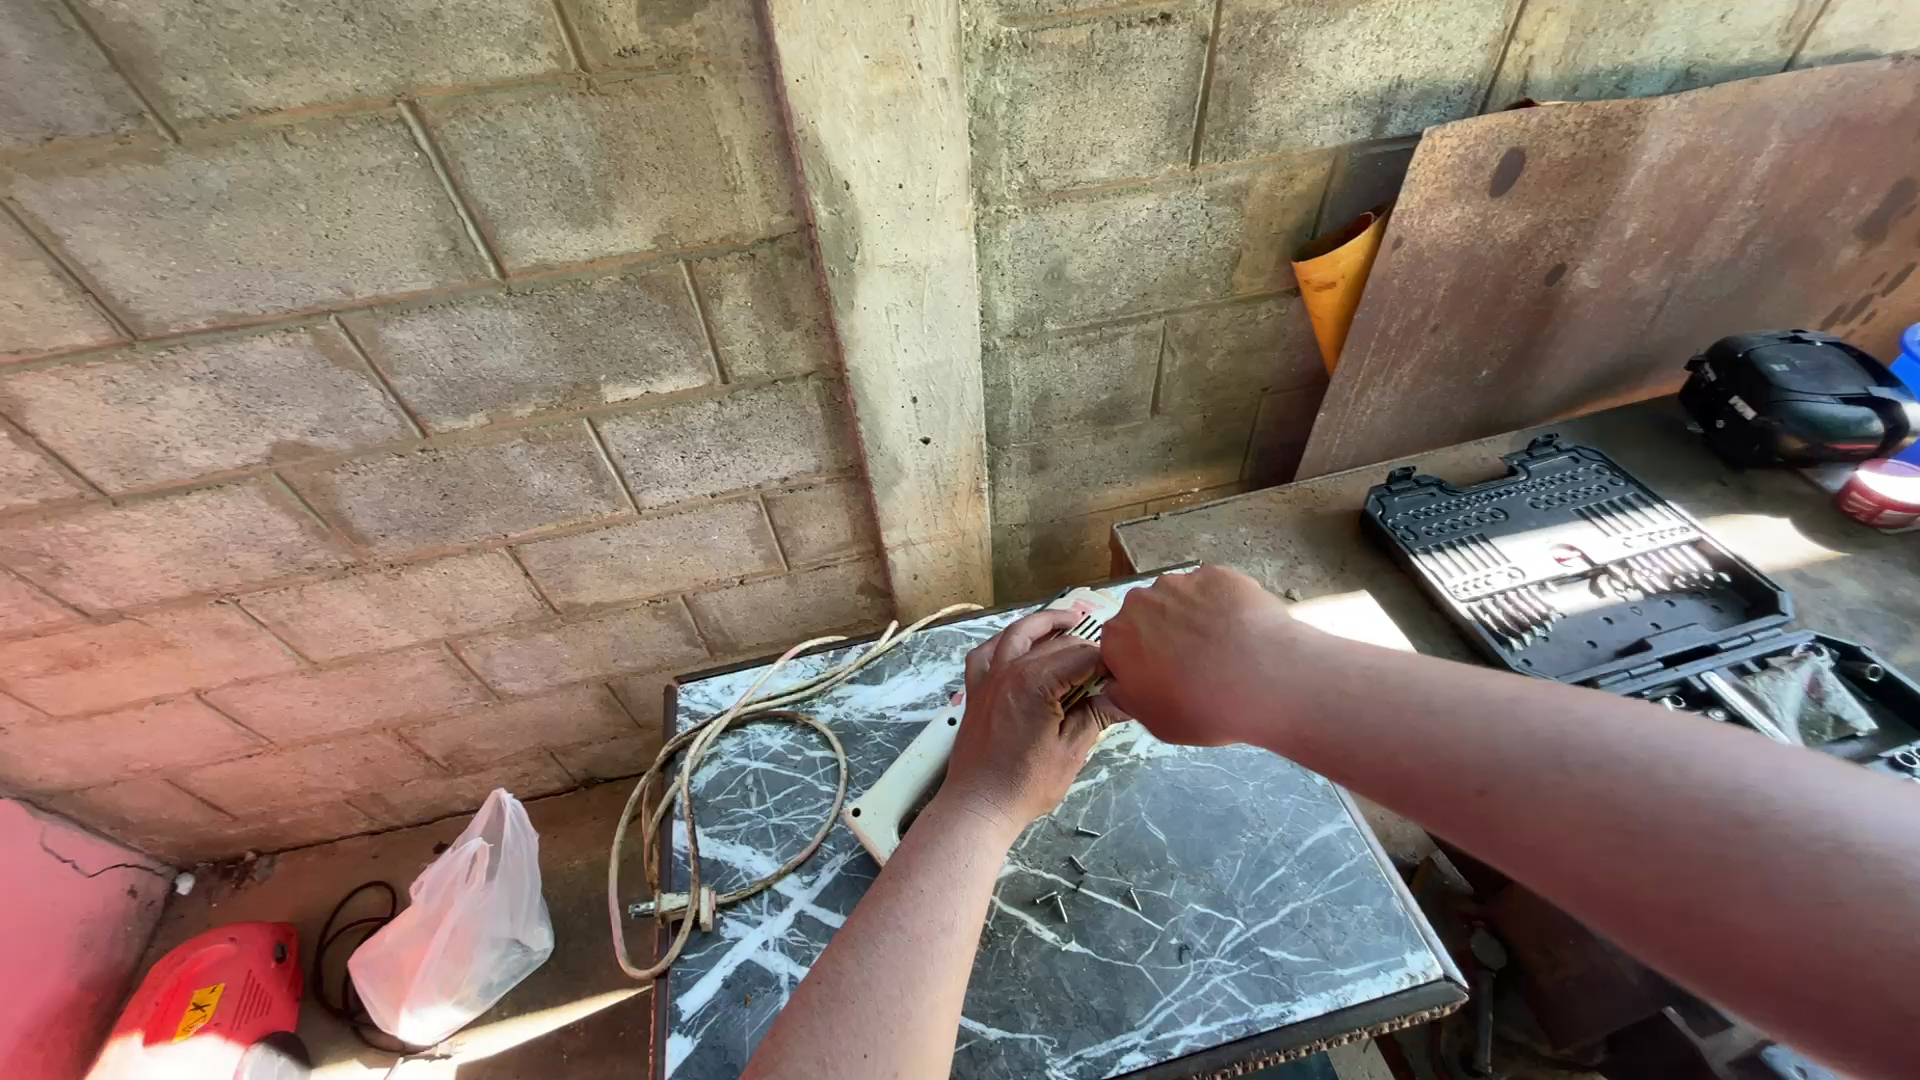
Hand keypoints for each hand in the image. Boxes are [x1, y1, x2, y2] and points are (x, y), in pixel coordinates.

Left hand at [938, 610, 1126, 838]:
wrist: (979, 805)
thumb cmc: (1025, 784)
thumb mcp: (1071, 752)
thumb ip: (1096, 717)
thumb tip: (1125, 700)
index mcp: (1035, 682)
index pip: (1082, 657)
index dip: (1107, 660)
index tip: (1123, 669)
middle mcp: (1009, 670)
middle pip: (1054, 644)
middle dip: (1084, 645)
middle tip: (1107, 656)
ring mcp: (988, 678)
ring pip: (1017, 634)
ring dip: (1043, 624)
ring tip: (1069, 620)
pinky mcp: (975, 690)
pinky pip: (985, 653)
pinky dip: (1002, 642)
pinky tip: (1016, 643)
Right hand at [1098, 564, 1305, 746]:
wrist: (1265, 680)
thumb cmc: (1204, 708)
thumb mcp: (1154, 722)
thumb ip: (1127, 699)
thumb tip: (1118, 686)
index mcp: (1118, 637)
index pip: (1117, 644)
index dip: (1138, 660)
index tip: (1159, 675)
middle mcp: (1140, 602)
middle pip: (1145, 615)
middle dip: (1161, 633)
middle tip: (1192, 661)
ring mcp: (1180, 583)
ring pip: (1179, 599)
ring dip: (1191, 616)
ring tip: (1222, 645)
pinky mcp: (1216, 574)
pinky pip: (1212, 588)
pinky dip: (1221, 604)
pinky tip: (1240, 629)